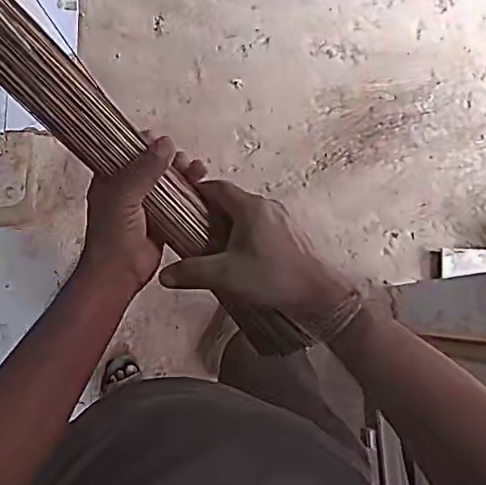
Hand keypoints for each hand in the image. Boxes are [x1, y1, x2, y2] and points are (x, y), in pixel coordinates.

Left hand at [76, 135, 207, 295]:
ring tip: (196, 170)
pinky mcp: (161, 223)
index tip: (161, 140)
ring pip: (169, 183)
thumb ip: (143, 169)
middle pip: (153, 166)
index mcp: (110, 181)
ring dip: (184, 174)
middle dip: (170, 158)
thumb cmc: (110, 237)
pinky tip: (202, 188)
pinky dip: (191, 195)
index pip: (128, 153)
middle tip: (181, 159)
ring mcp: (145, 208)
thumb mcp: (123, 194)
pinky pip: (179, 204)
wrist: (118, 273)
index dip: (145, 144)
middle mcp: (127, 192)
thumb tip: (164, 144)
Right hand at [158, 180, 363, 335]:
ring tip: (210, 247)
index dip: (195, 191)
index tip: (180, 200)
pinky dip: (241, 236)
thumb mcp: (224, 275)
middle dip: (207, 213)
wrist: (318, 297)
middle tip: (189, 229)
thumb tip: (166, 274)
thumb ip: (191, 272)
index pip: (216, 187)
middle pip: (229, 201)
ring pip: (244, 215)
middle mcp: (267, 208)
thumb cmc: (277, 279)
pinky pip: (257, 228)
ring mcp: (280, 221)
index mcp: (251, 208)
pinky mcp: (287, 236)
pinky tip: (234, 258)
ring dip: (225, 226)